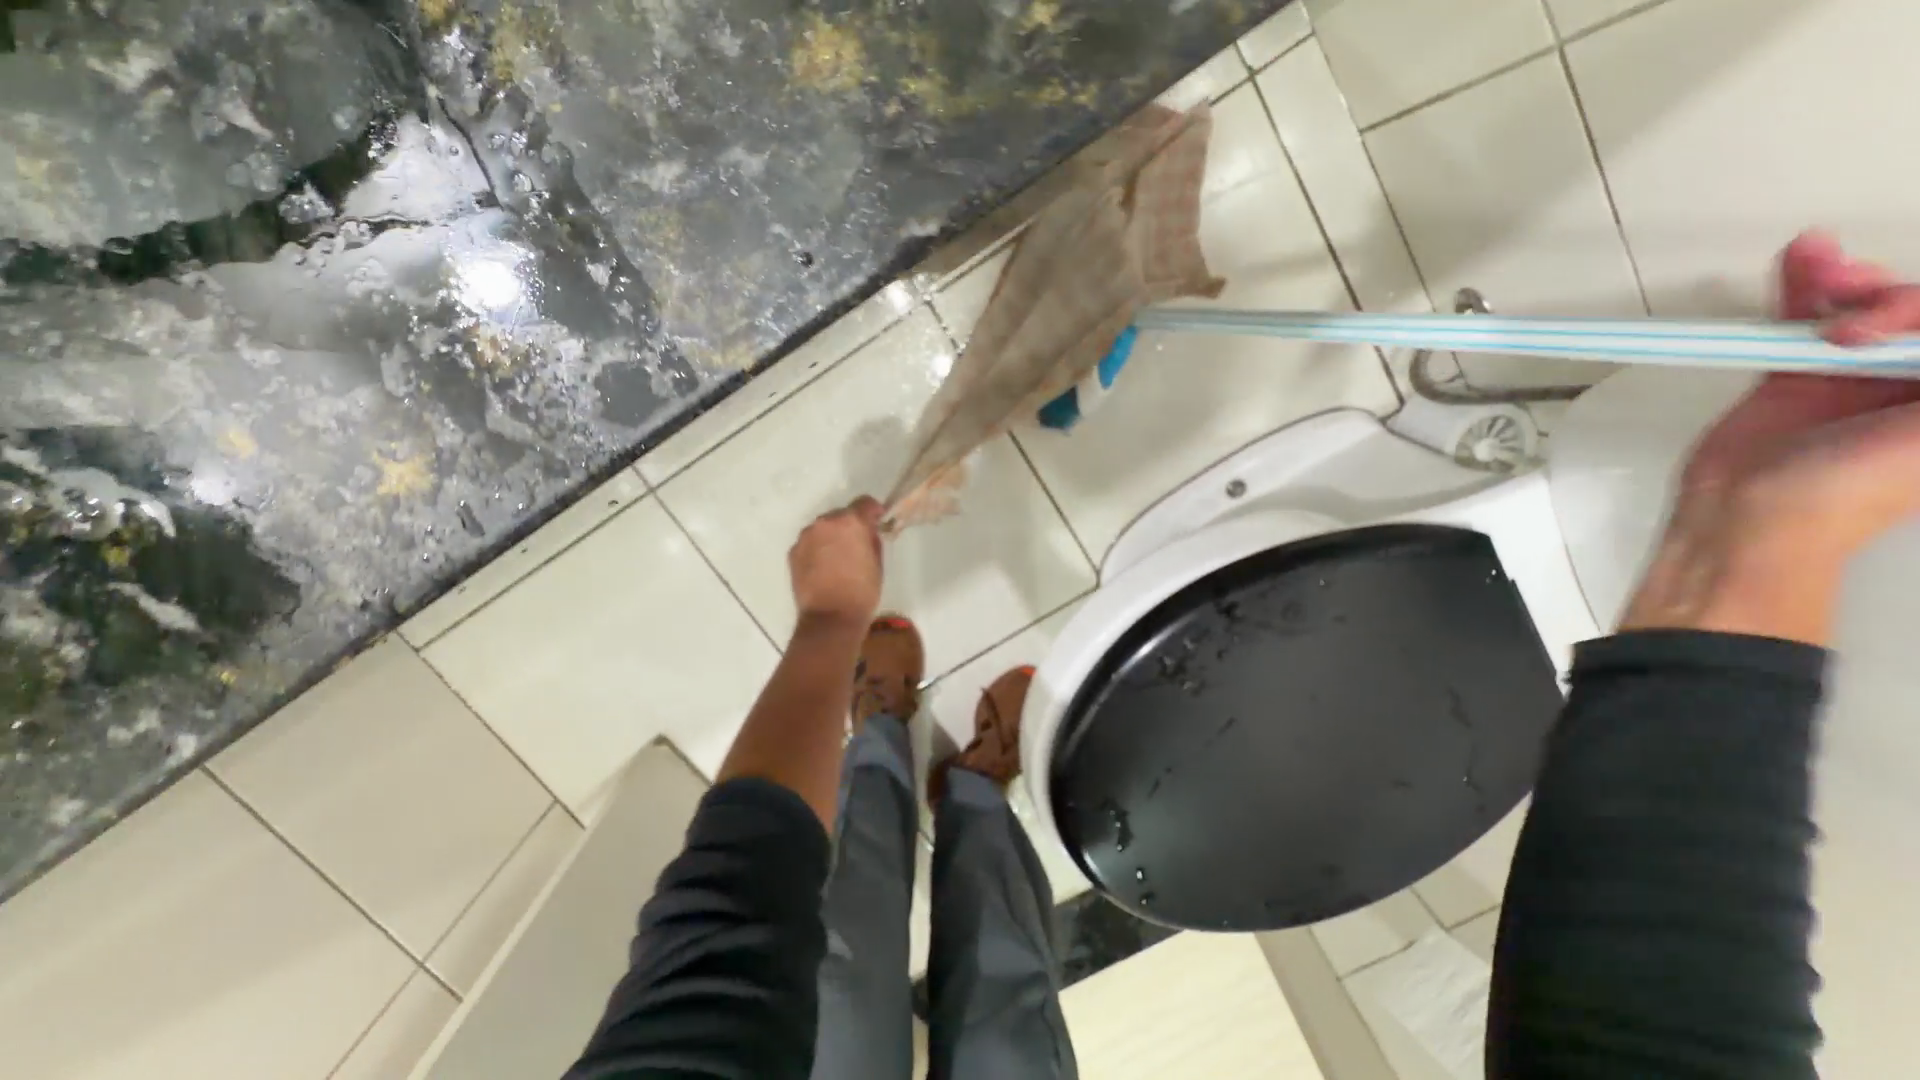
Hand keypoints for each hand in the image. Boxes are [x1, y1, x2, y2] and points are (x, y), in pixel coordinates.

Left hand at [789, 496, 885, 629]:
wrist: (830, 618)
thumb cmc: (862, 592)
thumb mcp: (877, 563)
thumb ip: (871, 540)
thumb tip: (867, 533)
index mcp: (851, 522)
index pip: (864, 503)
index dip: (873, 511)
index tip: (876, 522)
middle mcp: (826, 523)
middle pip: (841, 515)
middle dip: (850, 526)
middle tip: (856, 545)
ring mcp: (806, 536)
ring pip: (823, 528)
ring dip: (831, 536)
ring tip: (838, 558)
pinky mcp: (794, 551)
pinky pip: (810, 543)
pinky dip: (817, 549)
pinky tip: (823, 568)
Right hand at [1621, 232, 1919, 645]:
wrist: (1748, 515)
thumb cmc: (1846, 492)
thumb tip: (1915, 339)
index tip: (1886, 330)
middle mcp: (1909, 379)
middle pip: (1917, 309)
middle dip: (1892, 297)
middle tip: (1854, 321)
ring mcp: (1854, 372)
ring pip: (1864, 304)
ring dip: (1846, 281)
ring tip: (1822, 279)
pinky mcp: (1797, 371)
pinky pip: (1806, 317)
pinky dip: (1803, 286)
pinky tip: (1800, 260)